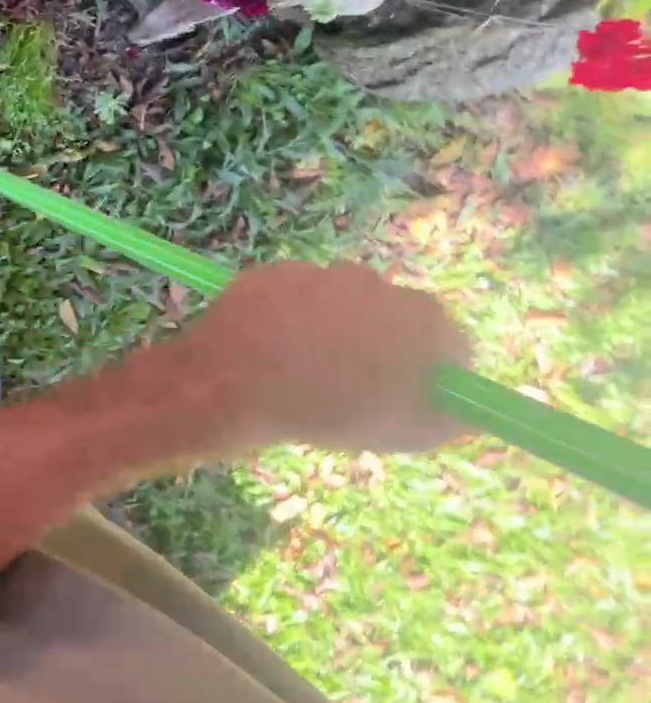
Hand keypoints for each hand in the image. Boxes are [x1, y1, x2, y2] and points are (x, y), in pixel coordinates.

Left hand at [172, 261, 473, 452]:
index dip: (428, 367)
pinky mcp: (268, 271)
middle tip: (346, 375)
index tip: (405, 388)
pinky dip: (284, 310)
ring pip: (334, 299)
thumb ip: (454, 415)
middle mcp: (373, 283)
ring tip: (301, 360)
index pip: (445, 340)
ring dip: (327, 321)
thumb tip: (470, 409)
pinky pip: (289, 292)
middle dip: (376, 339)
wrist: (232, 382)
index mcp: (422, 317)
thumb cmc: (329, 409)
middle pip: (388, 313)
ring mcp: (315, 272)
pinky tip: (268, 339)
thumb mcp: (410, 430)